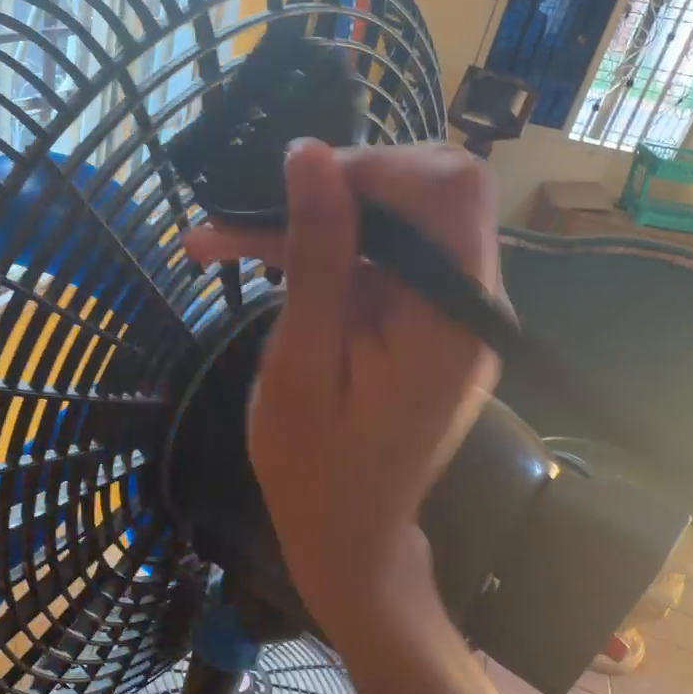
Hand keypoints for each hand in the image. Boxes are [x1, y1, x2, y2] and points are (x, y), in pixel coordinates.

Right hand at [185, 140, 501, 633]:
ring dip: (315, 220)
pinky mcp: (429, 323)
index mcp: (451, 319)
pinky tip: (258, 261)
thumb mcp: (301, 363)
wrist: (348, 539)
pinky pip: (386, 259)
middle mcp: (472, 305)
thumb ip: (315, 257)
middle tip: (245, 218)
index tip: (288, 188)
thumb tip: (309, 154)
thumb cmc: (314, 470)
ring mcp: (454, 313)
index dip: (370, 166)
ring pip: (398, 220)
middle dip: (334, 188)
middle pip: (429, 191)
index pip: (446, 187)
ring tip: (220, 241)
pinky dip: (327, 252)